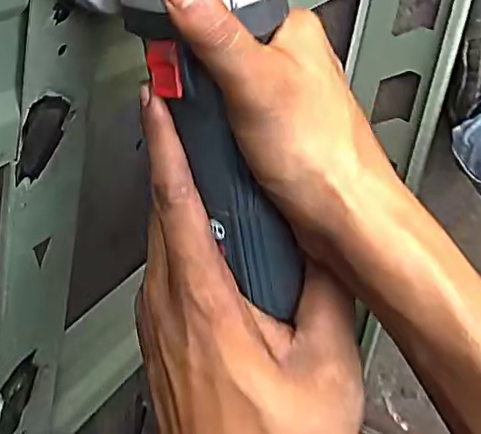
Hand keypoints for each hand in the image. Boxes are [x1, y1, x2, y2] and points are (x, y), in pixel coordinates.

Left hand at [137, 85, 362, 433]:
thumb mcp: (324, 376)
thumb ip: (326, 306)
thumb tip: (328, 259)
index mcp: (199, 294)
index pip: (174, 196)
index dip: (163, 142)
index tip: (154, 104)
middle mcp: (163, 295)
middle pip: (161, 207)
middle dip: (169, 159)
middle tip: (177, 120)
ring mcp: (151, 311)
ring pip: (158, 234)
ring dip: (175, 199)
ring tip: (196, 172)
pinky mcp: (153, 327)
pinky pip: (161, 264)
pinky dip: (178, 238)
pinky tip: (203, 241)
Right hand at [156, 0, 399, 254]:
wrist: (347, 228)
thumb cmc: (327, 158)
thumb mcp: (254, 80)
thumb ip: (212, 30)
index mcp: (288, 27)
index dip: (181, 9)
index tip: (158, 26)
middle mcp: (279, 52)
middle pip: (204, 33)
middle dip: (180, 58)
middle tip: (174, 78)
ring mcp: (266, 86)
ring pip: (204, 69)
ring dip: (187, 87)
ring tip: (187, 103)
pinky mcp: (256, 115)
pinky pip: (210, 99)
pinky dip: (197, 109)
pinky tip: (199, 122)